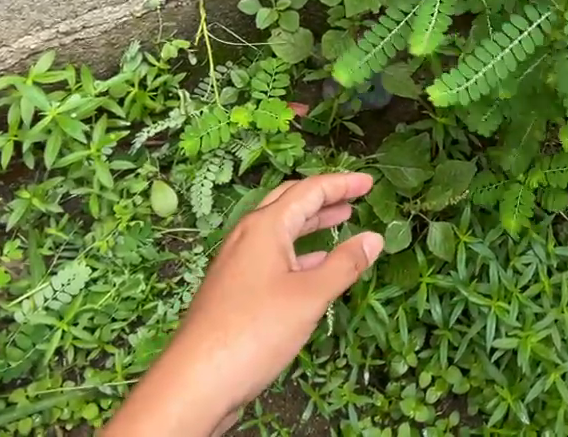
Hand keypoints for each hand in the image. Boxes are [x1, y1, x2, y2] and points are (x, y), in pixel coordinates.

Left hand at [104, 173, 383, 435]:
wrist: (194, 384)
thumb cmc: (254, 331)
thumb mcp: (309, 296)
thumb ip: (345, 264)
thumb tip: (374, 238)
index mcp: (266, 226)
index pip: (310, 190)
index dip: (342, 184)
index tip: (369, 183)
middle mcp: (248, 236)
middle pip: (290, 202)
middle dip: (324, 197)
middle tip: (354, 196)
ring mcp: (238, 263)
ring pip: (280, 230)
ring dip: (311, 223)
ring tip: (341, 220)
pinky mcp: (234, 289)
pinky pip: (272, 254)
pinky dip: (298, 251)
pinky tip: (315, 265)